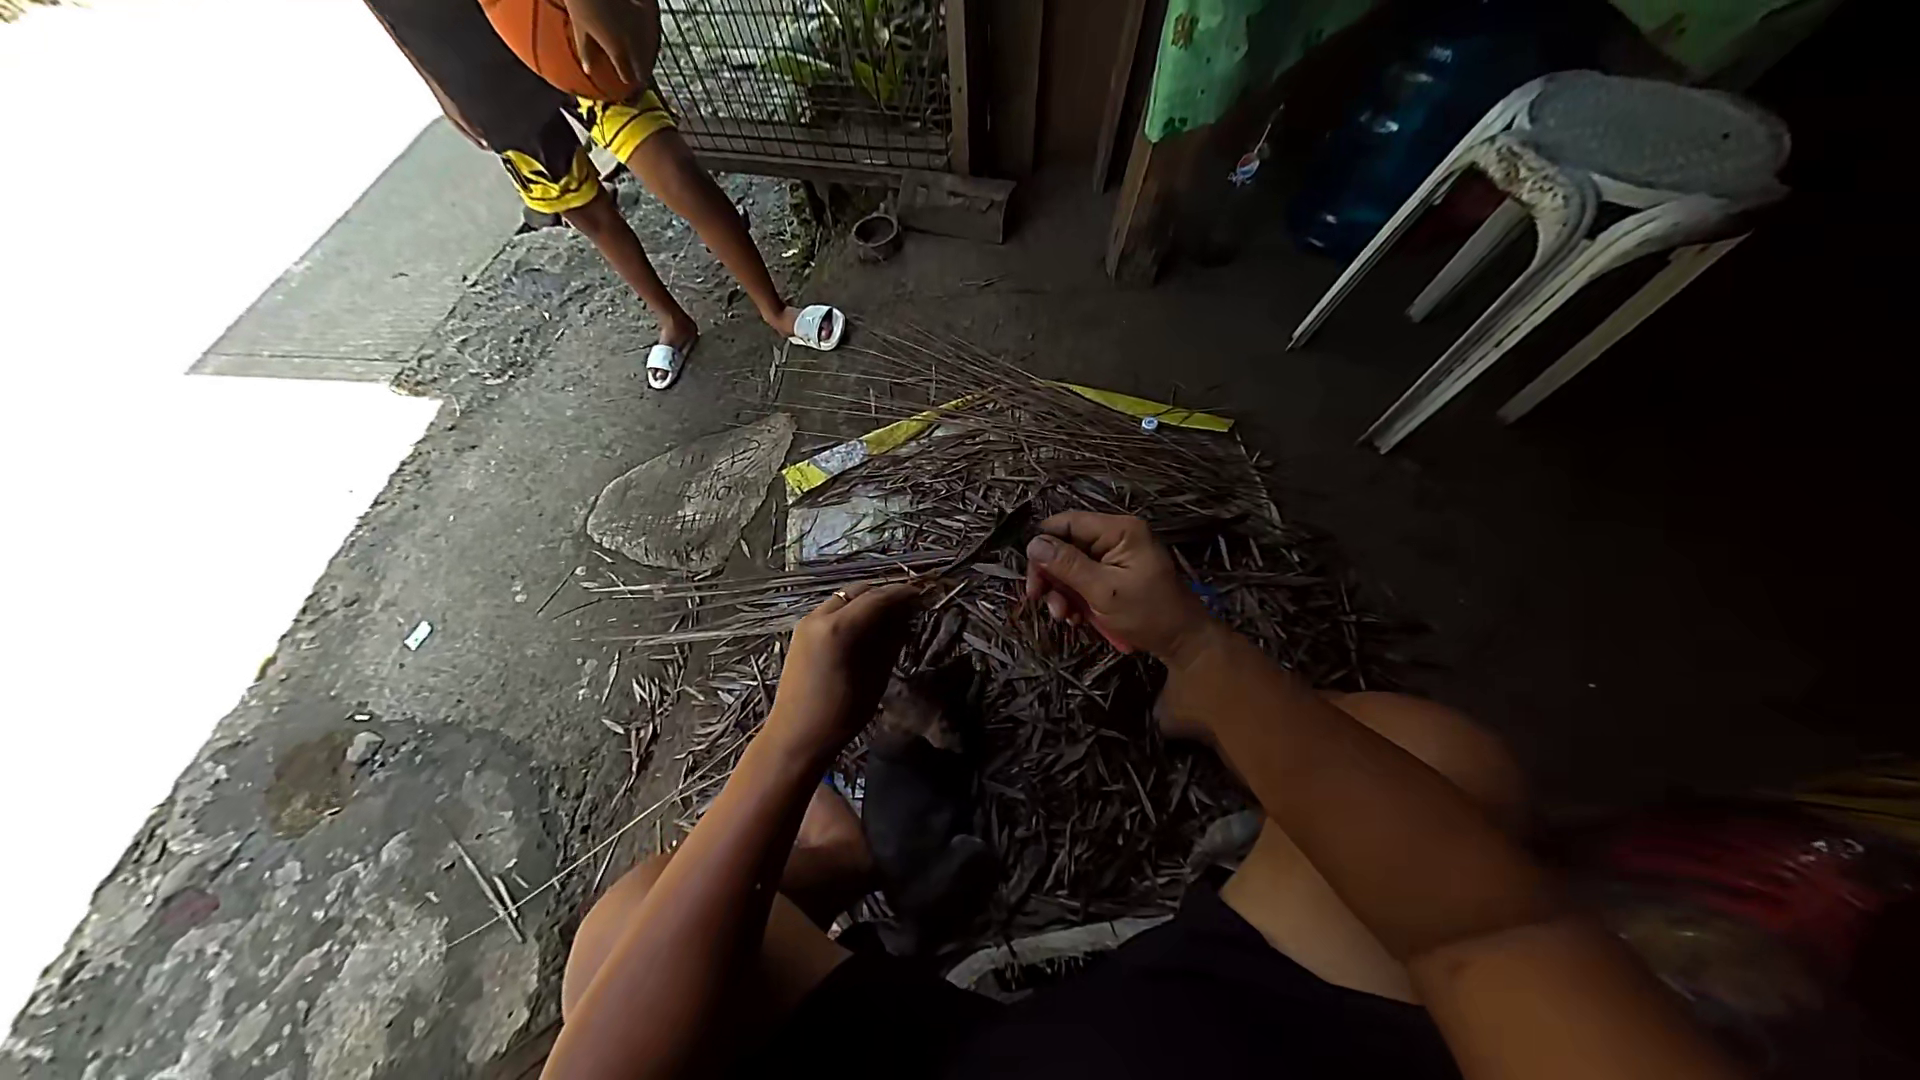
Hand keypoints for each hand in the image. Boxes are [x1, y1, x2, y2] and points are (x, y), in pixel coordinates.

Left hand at [564, 0, 660, 87]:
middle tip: (635, 71)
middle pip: (644, 70)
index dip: (626, 79)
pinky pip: (653, 30)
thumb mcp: (579, 25)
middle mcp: (636, 45)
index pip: (628, 78)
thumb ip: (585, 51)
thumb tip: (588, 70)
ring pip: (652, 51)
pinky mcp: (651, 11)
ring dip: (647, 55)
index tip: (623, 77)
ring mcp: (645, 28)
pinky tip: (643, 32)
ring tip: (640, 54)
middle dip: (640, 71)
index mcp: (618, 52)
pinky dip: (650, 35)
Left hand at [766, 582, 923, 761]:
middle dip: (884, 594)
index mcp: (838, 628)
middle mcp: (819, 617)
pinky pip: (832, 611)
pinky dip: (851, 612)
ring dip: (867, 602)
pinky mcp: (801, 633)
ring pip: (843, 599)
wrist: (795, 737)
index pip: (877, 598)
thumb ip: (891, 641)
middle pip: (858, 592)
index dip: (902, 593)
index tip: (921, 594)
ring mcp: (806, 623)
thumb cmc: (840, 714)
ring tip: (889, 616)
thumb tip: (906, 617)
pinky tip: (866, 627)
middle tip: (907, 605)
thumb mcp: (875, 677)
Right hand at [1023, 513, 1219, 667]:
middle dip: (1051, 574)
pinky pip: (1082, 579)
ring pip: (1070, 565)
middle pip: (1065, 544)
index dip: (1043, 545)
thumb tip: (1033, 544)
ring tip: (1063, 615)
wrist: (1182, 642)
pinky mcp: (1113, 574)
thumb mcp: (1103, 591)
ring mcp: (1115, 556)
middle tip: (1039, 599)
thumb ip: (1068, 565)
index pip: (1067, 522)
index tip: (1032, 575)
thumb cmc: (1148, 614)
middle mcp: (1115, 536)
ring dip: (1060, 591)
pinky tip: (1075, 616)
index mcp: (1119, 530)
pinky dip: (1073, 597)